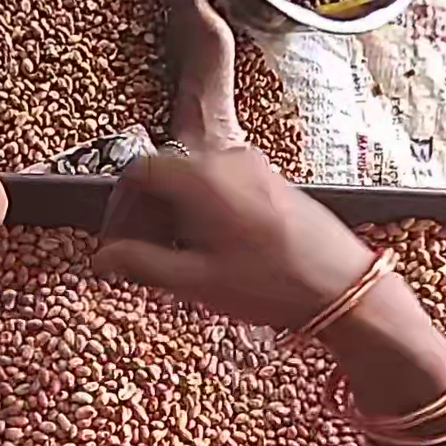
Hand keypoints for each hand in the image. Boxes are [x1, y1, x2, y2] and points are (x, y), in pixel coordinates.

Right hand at [93, 145, 445, 445]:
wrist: (343, 287)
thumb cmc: (270, 285)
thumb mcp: (196, 280)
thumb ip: (141, 263)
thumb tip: (102, 259)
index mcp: (201, 176)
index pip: (138, 172)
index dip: (118, 207)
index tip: (114, 240)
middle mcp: (226, 159)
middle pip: (163, 173)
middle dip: (142, 212)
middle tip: (136, 253)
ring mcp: (252, 166)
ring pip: (190, 179)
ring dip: (170, 212)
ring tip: (170, 256)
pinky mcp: (270, 180)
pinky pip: (218, 184)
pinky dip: (198, 209)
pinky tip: (205, 247)